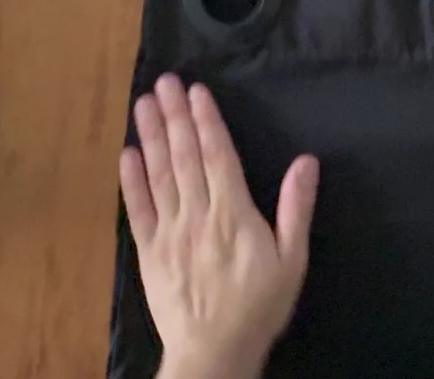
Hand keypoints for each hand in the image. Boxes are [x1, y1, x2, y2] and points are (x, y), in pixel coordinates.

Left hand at [122, 74, 318, 378]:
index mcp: (232, 212)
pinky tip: (127, 153)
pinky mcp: (148, 252)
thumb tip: (307, 161)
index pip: (216, 155)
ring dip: (152, 135)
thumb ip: (296, 208)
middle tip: (164, 81)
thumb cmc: (258, 304)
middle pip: (184, 156)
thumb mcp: (292, 259)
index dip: (205, 120)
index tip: (196, 90)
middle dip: (175, 115)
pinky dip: (131, 181)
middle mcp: (197, 214)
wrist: (213, 356)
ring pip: (159, 174)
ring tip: (145, 103)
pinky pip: (138, 210)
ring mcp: (169, 232)